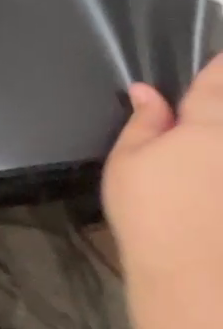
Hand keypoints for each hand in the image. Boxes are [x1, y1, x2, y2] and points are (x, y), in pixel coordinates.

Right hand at [103, 54, 222, 328]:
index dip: (220, 68)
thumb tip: (149, 92)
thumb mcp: (129, 161)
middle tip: (206, 94)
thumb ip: (145, 124)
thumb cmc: (149, 210)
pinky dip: (214, 156)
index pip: (215, 89)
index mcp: (206, 131)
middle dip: (218, 100)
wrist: (197, 275)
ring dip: (215, 129)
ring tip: (198, 133)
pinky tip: (204, 162)